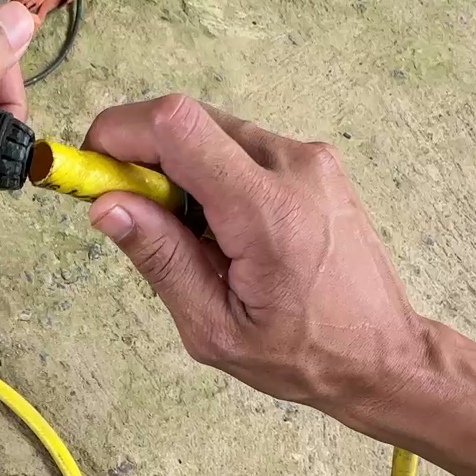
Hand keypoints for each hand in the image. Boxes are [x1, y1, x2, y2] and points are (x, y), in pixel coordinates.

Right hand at [80, 95, 435, 434]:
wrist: (384, 354)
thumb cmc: (301, 355)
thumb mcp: (214, 328)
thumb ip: (161, 260)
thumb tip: (106, 206)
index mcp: (265, 210)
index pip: (176, 125)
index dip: (118, 133)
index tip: (91, 172)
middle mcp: (292, 164)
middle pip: (189, 121)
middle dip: (141, 159)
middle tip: (132, 219)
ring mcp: (309, 158)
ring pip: (213, 134)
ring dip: (177, 172)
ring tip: (187, 240)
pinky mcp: (313, 164)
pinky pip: (240, 150)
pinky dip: (209, 177)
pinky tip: (219, 232)